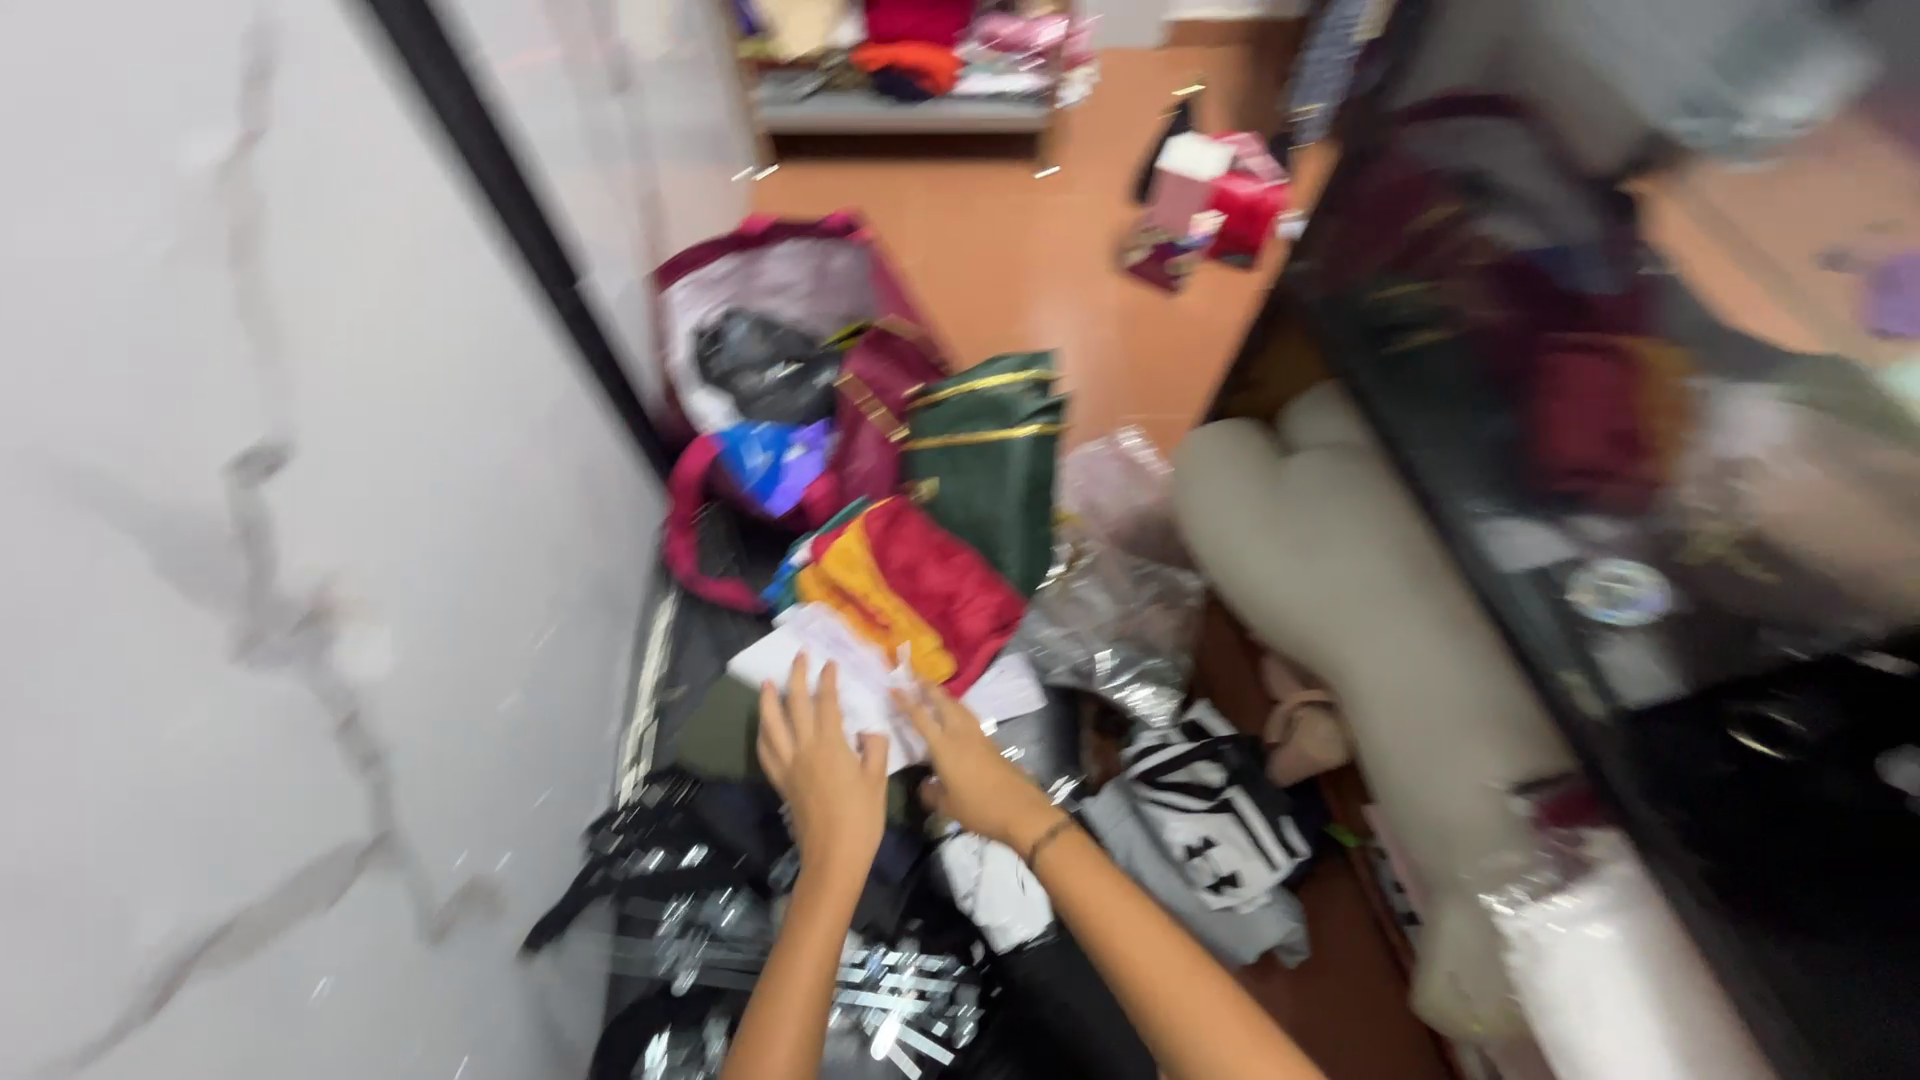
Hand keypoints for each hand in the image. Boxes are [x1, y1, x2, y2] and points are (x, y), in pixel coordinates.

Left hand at [758, 657, 889, 887]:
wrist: (834, 856)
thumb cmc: (862, 818)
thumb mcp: (878, 779)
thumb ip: (874, 749)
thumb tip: (868, 733)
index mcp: (830, 745)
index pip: (826, 703)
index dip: (827, 680)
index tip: (829, 663)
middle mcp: (804, 749)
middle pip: (795, 705)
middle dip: (796, 677)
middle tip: (798, 656)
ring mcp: (788, 766)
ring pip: (772, 725)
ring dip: (769, 701)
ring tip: (768, 682)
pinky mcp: (781, 782)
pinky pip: (766, 752)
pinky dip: (763, 734)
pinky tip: (764, 726)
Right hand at [891, 681, 1066, 852]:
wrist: (1019, 809)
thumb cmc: (979, 808)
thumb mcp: (947, 806)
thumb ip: (931, 792)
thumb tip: (925, 784)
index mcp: (944, 746)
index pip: (920, 717)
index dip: (906, 701)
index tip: (894, 687)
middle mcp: (960, 733)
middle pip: (943, 702)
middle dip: (928, 687)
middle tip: (915, 675)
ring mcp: (978, 735)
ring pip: (959, 706)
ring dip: (944, 695)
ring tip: (934, 691)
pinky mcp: (990, 742)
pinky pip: (969, 716)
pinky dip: (957, 709)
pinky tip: (955, 714)